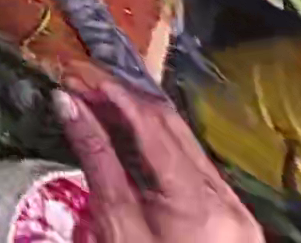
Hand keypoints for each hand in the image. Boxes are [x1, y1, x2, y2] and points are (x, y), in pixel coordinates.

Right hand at [54, 66, 260, 242]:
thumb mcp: (117, 229)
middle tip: (79, 81)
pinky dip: (153, 143)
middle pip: (169, 123)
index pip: (151, 121)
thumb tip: (66, 101)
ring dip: (136, 116)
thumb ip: (96, 158)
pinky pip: (188, 164)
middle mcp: (225, 197)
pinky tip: (124, 138)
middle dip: (122, 96)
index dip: (111, 90)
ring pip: (180, 140)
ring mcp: (234, 210)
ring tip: (94, 102)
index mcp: (199, 201)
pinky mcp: (230, 221)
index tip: (74, 73)